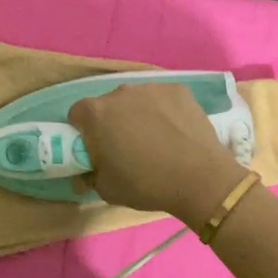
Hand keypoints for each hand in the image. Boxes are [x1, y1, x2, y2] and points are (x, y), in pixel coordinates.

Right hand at [68, 83, 249, 226]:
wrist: (200, 178)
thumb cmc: (146, 184)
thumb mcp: (106, 190)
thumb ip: (89, 176)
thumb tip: (85, 172)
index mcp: (96, 113)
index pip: (77, 114)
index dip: (84, 132)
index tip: (96, 148)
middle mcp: (119, 92)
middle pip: (107, 104)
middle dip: (112, 121)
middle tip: (126, 146)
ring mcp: (151, 87)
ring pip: (136, 99)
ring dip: (138, 114)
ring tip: (156, 139)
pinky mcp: (177, 89)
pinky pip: (162, 98)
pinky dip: (164, 110)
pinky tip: (176, 131)